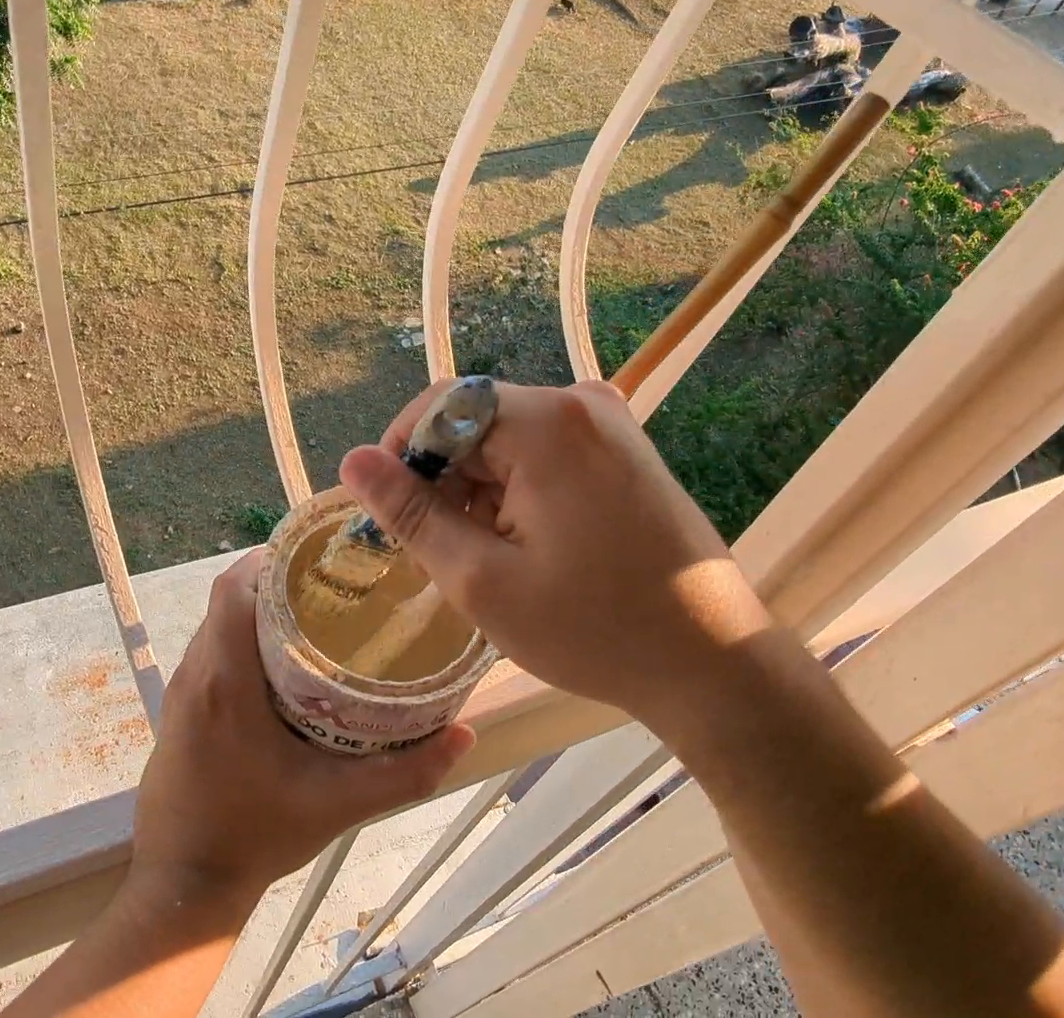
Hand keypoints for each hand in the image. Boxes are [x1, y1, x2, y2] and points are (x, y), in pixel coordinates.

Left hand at [130, 552, 474, 902]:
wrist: (184, 883)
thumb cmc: (258, 835)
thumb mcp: (338, 805)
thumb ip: (405, 773)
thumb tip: (464, 733)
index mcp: (226, 682)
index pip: (235, 590)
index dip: (272, 561)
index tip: (321, 558)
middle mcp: (197, 674)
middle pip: (229, 599)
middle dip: (277, 581)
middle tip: (335, 586)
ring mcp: (182, 691)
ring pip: (218, 624)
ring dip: (259, 611)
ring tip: (318, 614)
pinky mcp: (179, 709)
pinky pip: (210, 651)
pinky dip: (242, 638)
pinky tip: (284, 661)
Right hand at [338, 380, 775, 733]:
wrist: (711, 661)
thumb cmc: (592, 628)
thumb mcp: (481, 579)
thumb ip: (411, 513)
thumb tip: (352, 461)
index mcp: (546, 423)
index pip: (439, 406)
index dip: (401, 456)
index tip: (392, 517)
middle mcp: (580, 403)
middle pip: (474, 421)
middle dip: (443, 482)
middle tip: (441, 556)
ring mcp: (610, 425)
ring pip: (507, 441)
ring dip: (479, 493)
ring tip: (486, 562)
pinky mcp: (625, 451)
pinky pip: (544, 454)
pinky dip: (516, 493)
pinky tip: (523, 548)